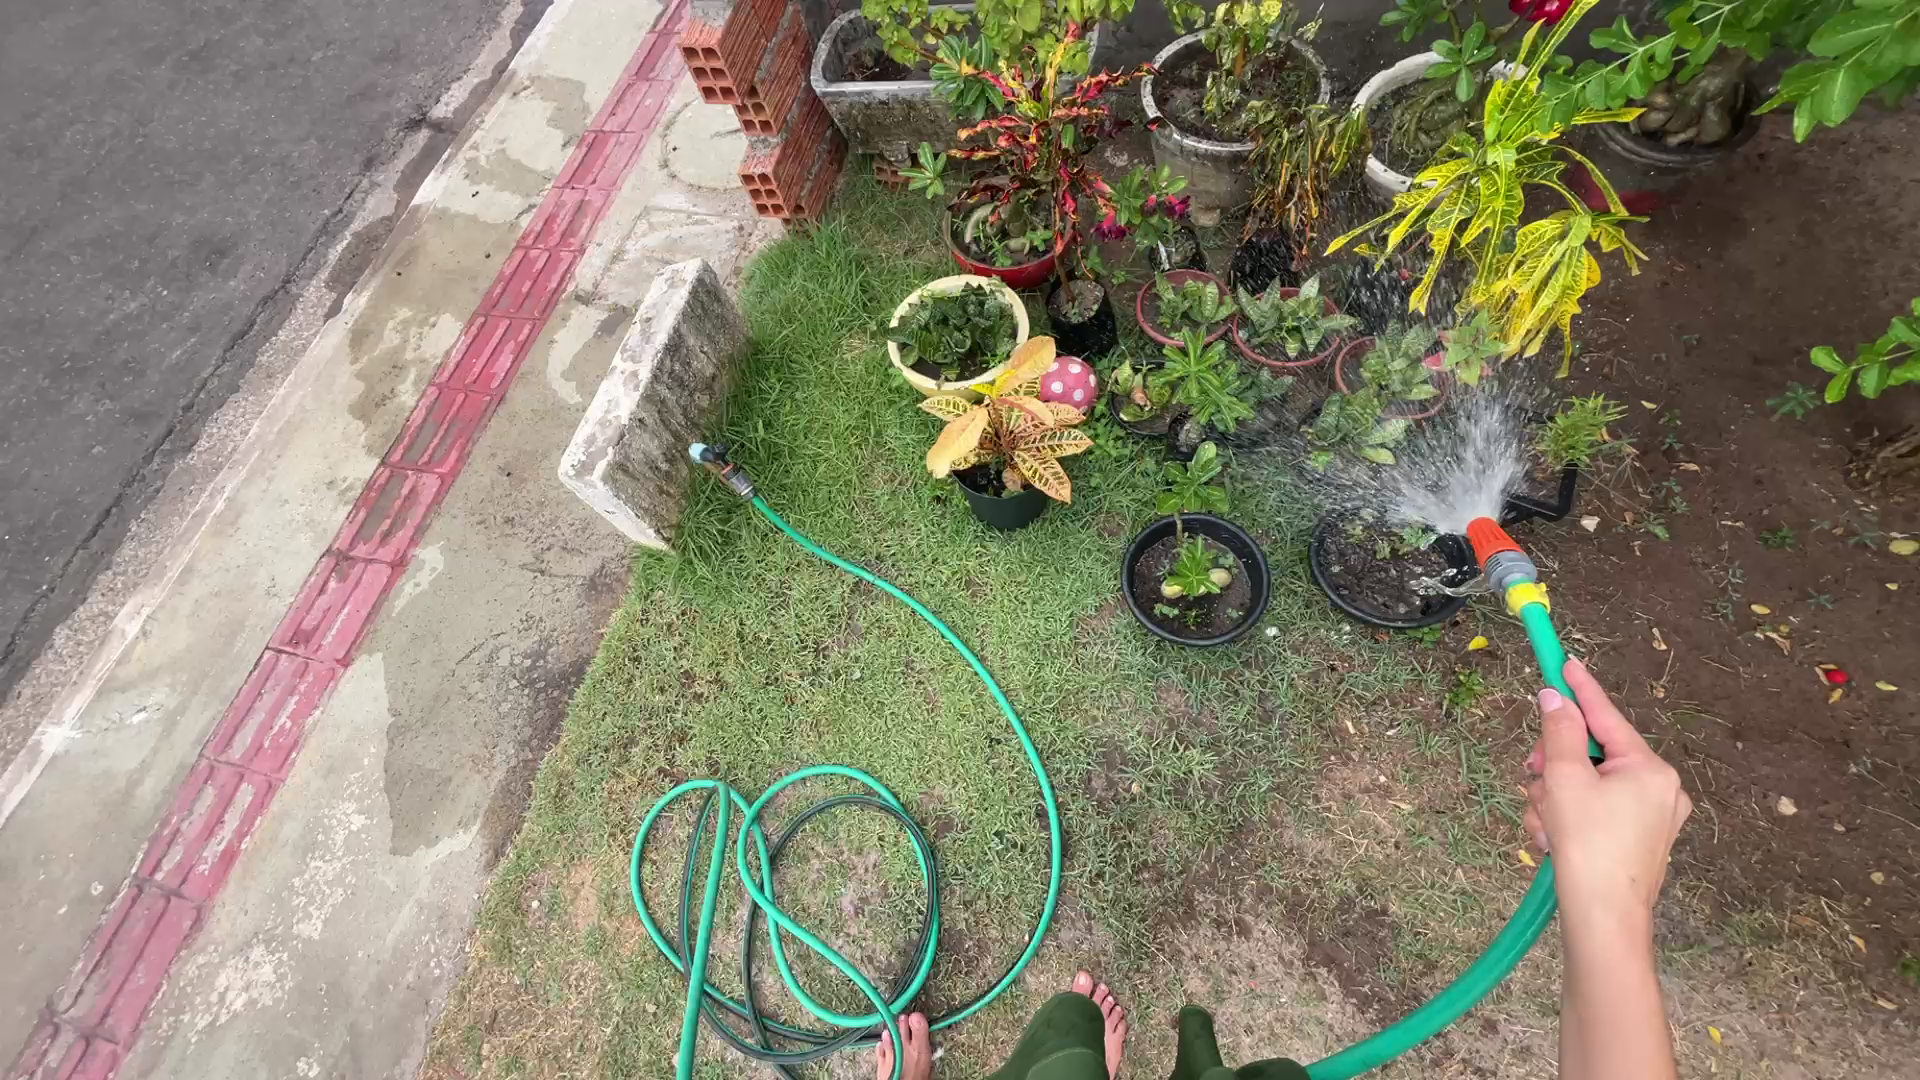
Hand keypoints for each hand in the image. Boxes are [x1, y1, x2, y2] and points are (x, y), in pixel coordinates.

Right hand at [1524, 658, 1691, 927]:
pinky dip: (1563, 813)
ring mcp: (1649, 814)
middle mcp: (1657, 787)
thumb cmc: (1587, 840)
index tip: (1564, 660)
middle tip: (1533, 775)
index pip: (1606, 715)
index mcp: (1649, 769)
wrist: (1604, 912)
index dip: (1581, 687)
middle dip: (1552, 762)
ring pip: (1581, 780)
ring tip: (1543, 819)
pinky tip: (1552, 834)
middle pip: (1587, 751)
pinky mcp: (1634, 836)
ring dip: (1551, 793)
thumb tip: (1554, 697)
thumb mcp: (1564, 778)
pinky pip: (1589, 805)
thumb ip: (1558, 732)